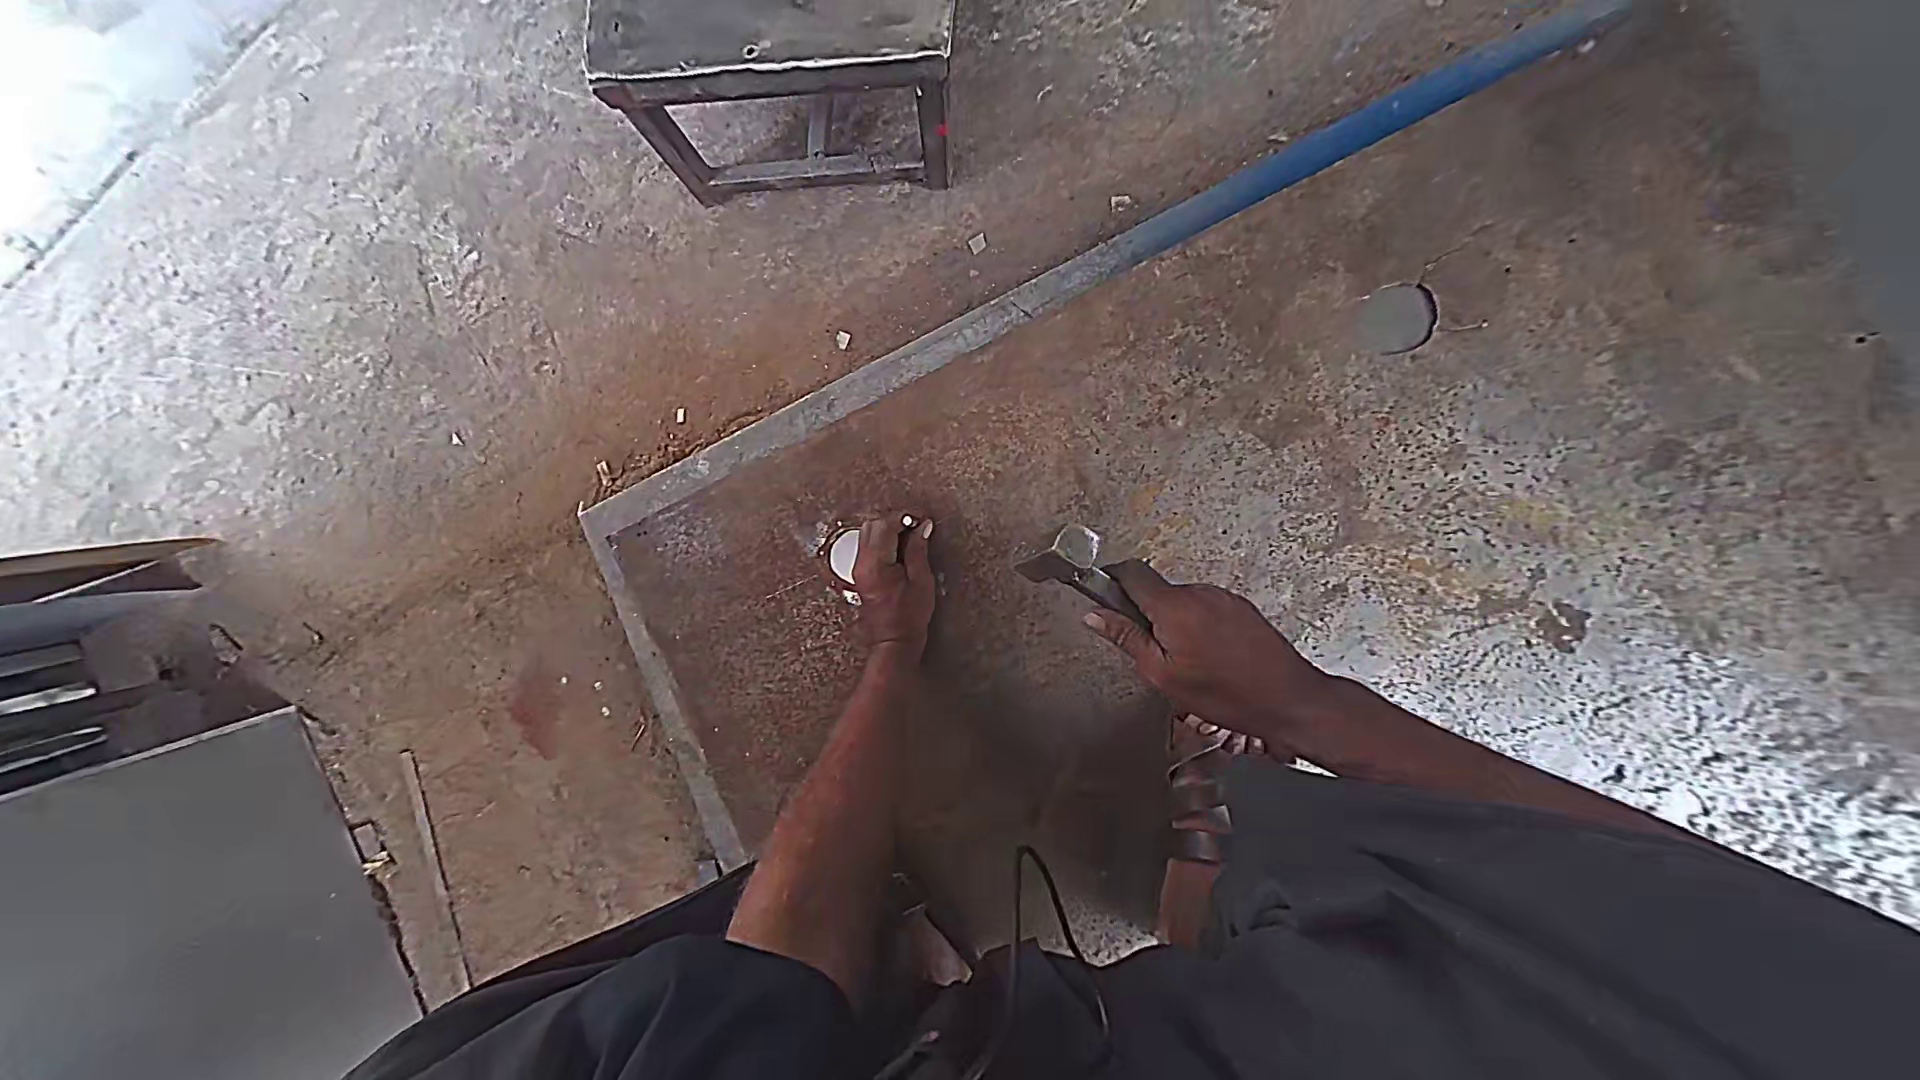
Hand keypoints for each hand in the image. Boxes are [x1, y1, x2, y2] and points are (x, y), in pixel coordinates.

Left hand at [850, 512, 935, 655]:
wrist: (894, 640)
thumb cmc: (908, 617)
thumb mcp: (921, 580)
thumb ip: (918, 549)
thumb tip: (922, 527)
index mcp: (875, 564)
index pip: (885, 526)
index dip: (905, 517)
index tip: (921, 519)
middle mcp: (862, 564)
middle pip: (873, 525)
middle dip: (896, 520)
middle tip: (917, 525)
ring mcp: (858, 568)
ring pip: (869, 533)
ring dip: (889, 529)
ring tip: (911, 536)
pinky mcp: (861, 573)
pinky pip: (869, 546)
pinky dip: (884, 540)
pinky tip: (901, 547)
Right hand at [1082, 561, 1332, 744]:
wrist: (1288, 699)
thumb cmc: (1228, 694)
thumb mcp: (1162, 674)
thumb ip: (1126, 638)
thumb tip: (1096, 616)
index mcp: (1174, 607)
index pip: (1131, 572)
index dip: (1111, 578)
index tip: (1103, 591)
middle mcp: (1199, 593)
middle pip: (1157, 589)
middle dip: (1146, 613)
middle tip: (1151, 649)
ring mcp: (1222, 598)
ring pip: (1181, 600)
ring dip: (1174, 621)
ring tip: (1187, 659)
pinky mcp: (1239, 607)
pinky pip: (1205, 606)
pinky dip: (1197, 624)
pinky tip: (1209, 656)